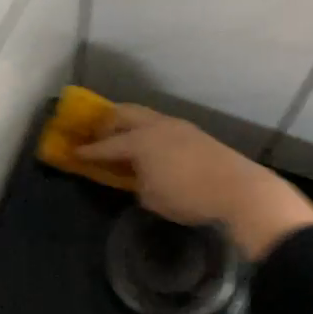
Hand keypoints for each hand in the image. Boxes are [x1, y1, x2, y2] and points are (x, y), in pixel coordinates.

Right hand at [75, 105, 312, 259]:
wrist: (238, 190)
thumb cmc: (189, 197)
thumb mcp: (153, 198)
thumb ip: (139, 183)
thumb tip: (140, 176)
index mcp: (140, 142)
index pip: (106, 146)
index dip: (88, 151)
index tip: (74, 151)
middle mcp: (156, 126)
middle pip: (124, 114)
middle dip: (107, 123)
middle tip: (97, 134)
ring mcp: (178, 126)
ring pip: (146, 116)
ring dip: (130, 124)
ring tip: (123, 137)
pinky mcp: (195, 133)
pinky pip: (162, 125)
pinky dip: (149, 131)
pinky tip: (151, 145)